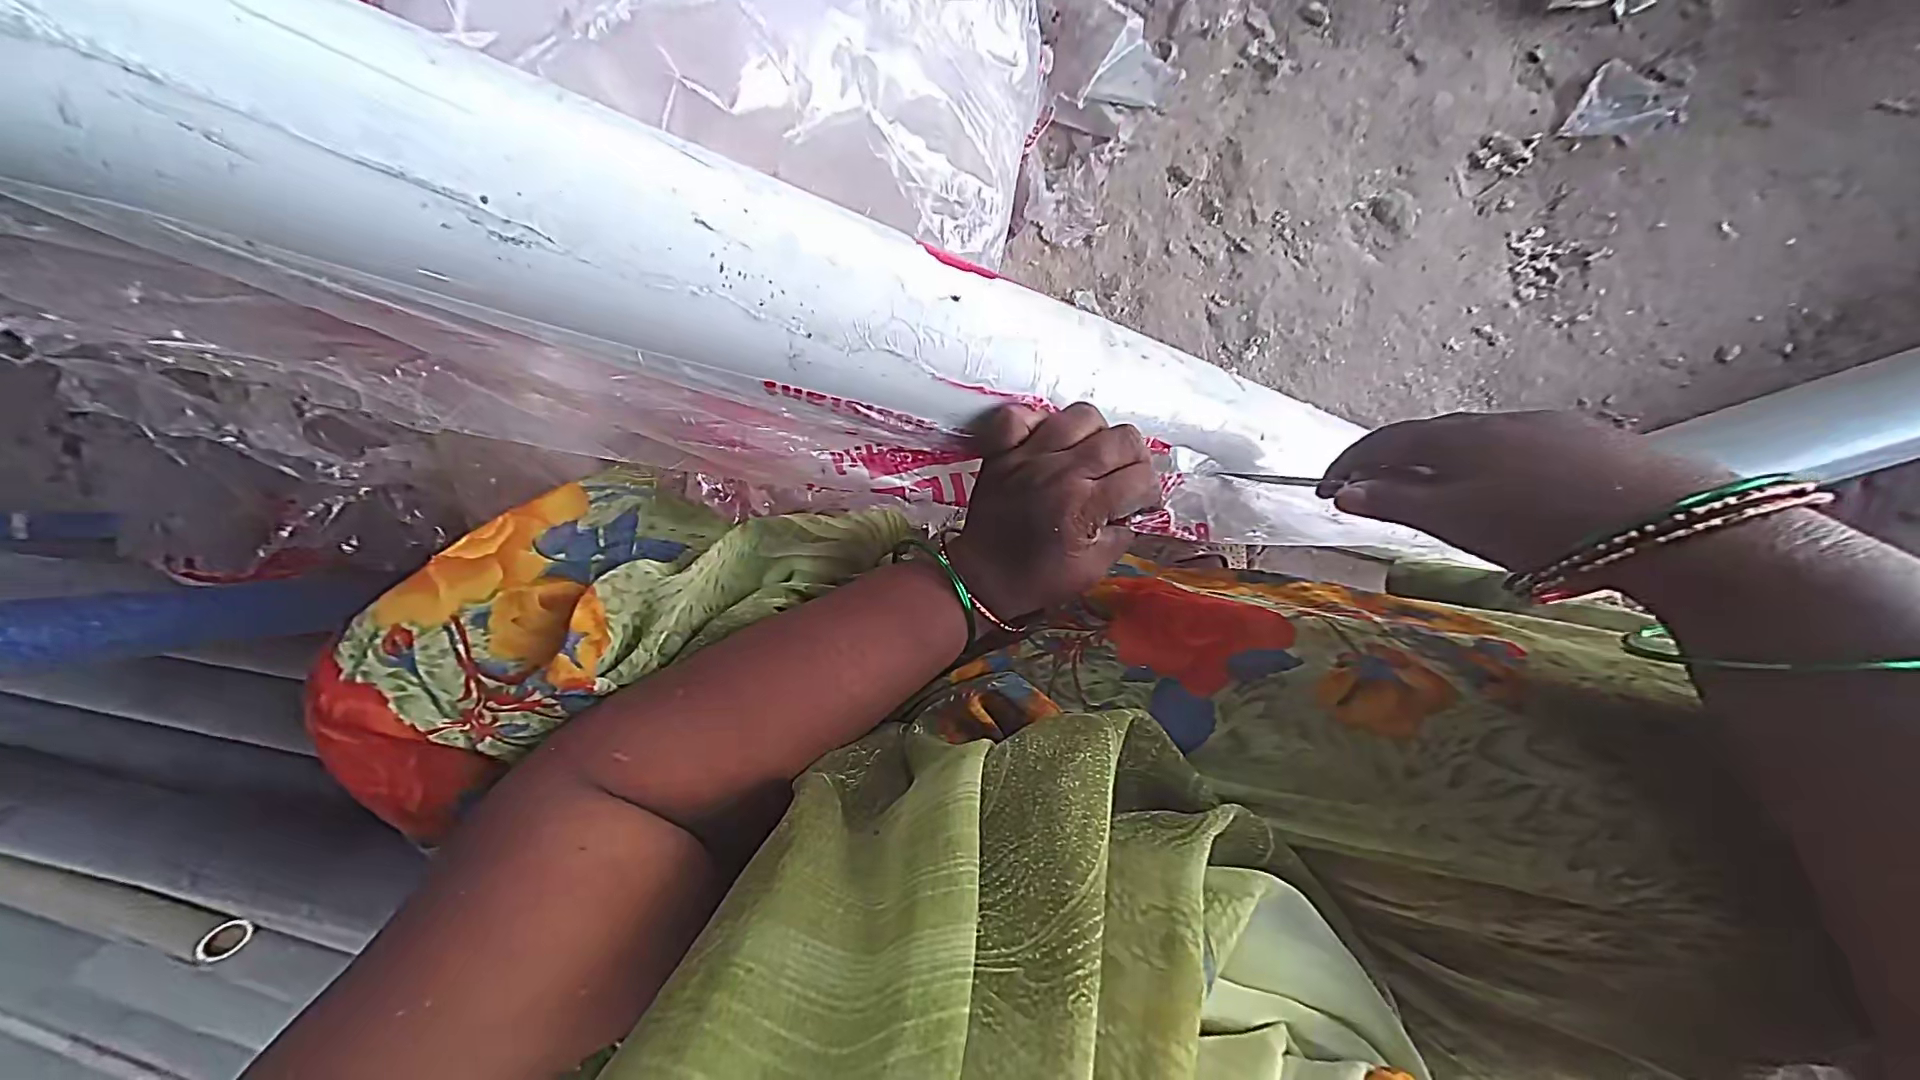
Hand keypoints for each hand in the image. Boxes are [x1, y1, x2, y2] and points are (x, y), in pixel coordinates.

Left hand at [947, 403, 1159, 617]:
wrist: (982, 578)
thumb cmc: (1038, 578)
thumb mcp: (1093, 568)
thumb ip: (1121, 533)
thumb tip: (1134, 507)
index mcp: (1084, 505)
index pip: (1141, 477)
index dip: (1149, 492)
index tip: (1139, 503)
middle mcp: (1059, 472)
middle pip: (1123, 438)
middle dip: (1134, 460)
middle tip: (1123, 478)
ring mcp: (1028, 456)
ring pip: (1082, 415)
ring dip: (1095, 435)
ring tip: (1090, 457)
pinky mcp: (1002, 452)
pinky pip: (1022, 415)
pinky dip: (1038, 422)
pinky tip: (1047, 442)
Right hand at [1317, 411, 1733, 571]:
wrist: (1672, 527)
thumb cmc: (1542, 526)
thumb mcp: (1454, 520)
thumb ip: (1395, 501)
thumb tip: (1345, 490)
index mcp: (1457, 437)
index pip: (1384, 441)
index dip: (1347, 463)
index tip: (1324, 488)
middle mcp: (1497, 421)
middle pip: (1426, 437)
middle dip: (1390, 463)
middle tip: (1369, 493)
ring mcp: (1547, 427)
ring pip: (1472, 443)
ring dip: (1437, 465)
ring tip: (1428, 496)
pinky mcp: (1588, 443)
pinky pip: (1512, 449)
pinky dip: (1482, 467)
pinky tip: (1496, 493)